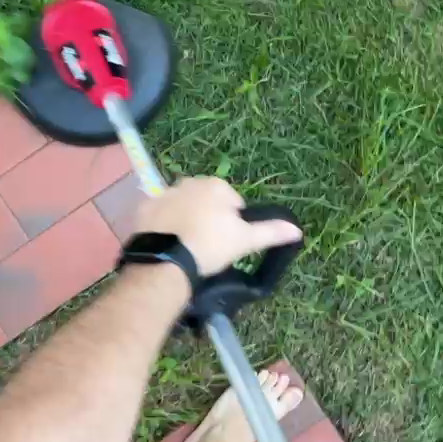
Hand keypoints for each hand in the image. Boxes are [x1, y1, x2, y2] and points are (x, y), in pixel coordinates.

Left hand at [131, 177, 302, 276]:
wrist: (168, 259)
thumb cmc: (211, 246)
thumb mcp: (245, 240)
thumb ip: (271, 232)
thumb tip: (298, 229)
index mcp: (216, 185)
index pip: (231, 202)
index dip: (231, 222)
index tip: (226, 241)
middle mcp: (189, 181)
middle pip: (205, 201)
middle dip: (207, 218)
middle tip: (207, 245)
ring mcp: (164, 193)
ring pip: (181, 206)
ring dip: (185, 219)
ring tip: (186, 246)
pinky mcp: (144, 208)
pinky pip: (158, 214)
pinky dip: (163, 225)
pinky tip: (167, 242)